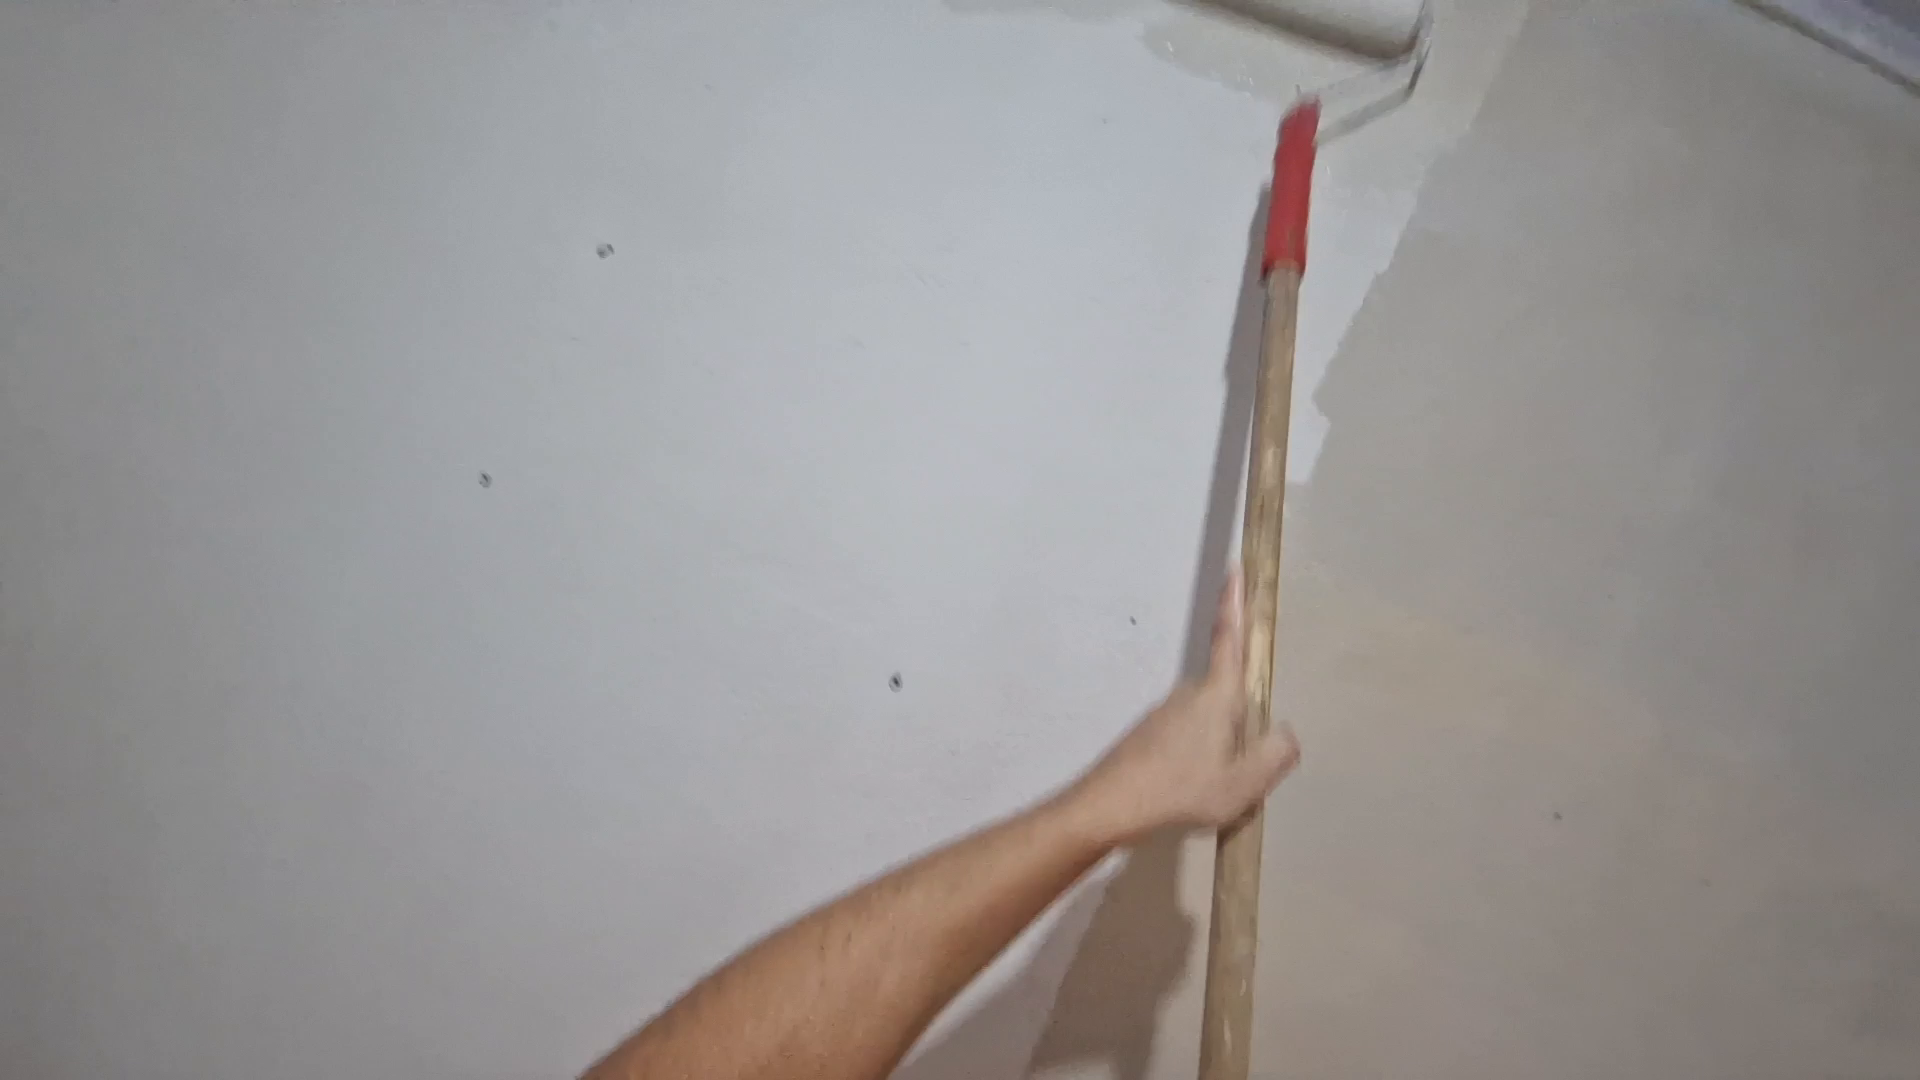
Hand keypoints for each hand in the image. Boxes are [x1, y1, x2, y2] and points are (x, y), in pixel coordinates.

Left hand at [1068, 570, 1300, 841]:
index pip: (1228, 638)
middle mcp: (1189, 693)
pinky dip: (1198, 763)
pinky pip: (1189, 740)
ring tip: (1213, 795)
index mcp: (1216, 696)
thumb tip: (1285, 732)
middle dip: (1243, 729)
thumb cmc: (1183, 789)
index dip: (1234, 603)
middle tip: (1244, 777)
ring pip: (1210, 724)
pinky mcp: (1151, 732)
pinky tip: (1191, 794)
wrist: (1113, 802)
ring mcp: (1165, 712)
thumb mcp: (1245, 783)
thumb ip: (1275, 754)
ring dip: (1220, 753)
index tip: (1235, 570)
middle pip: (1229, 696)